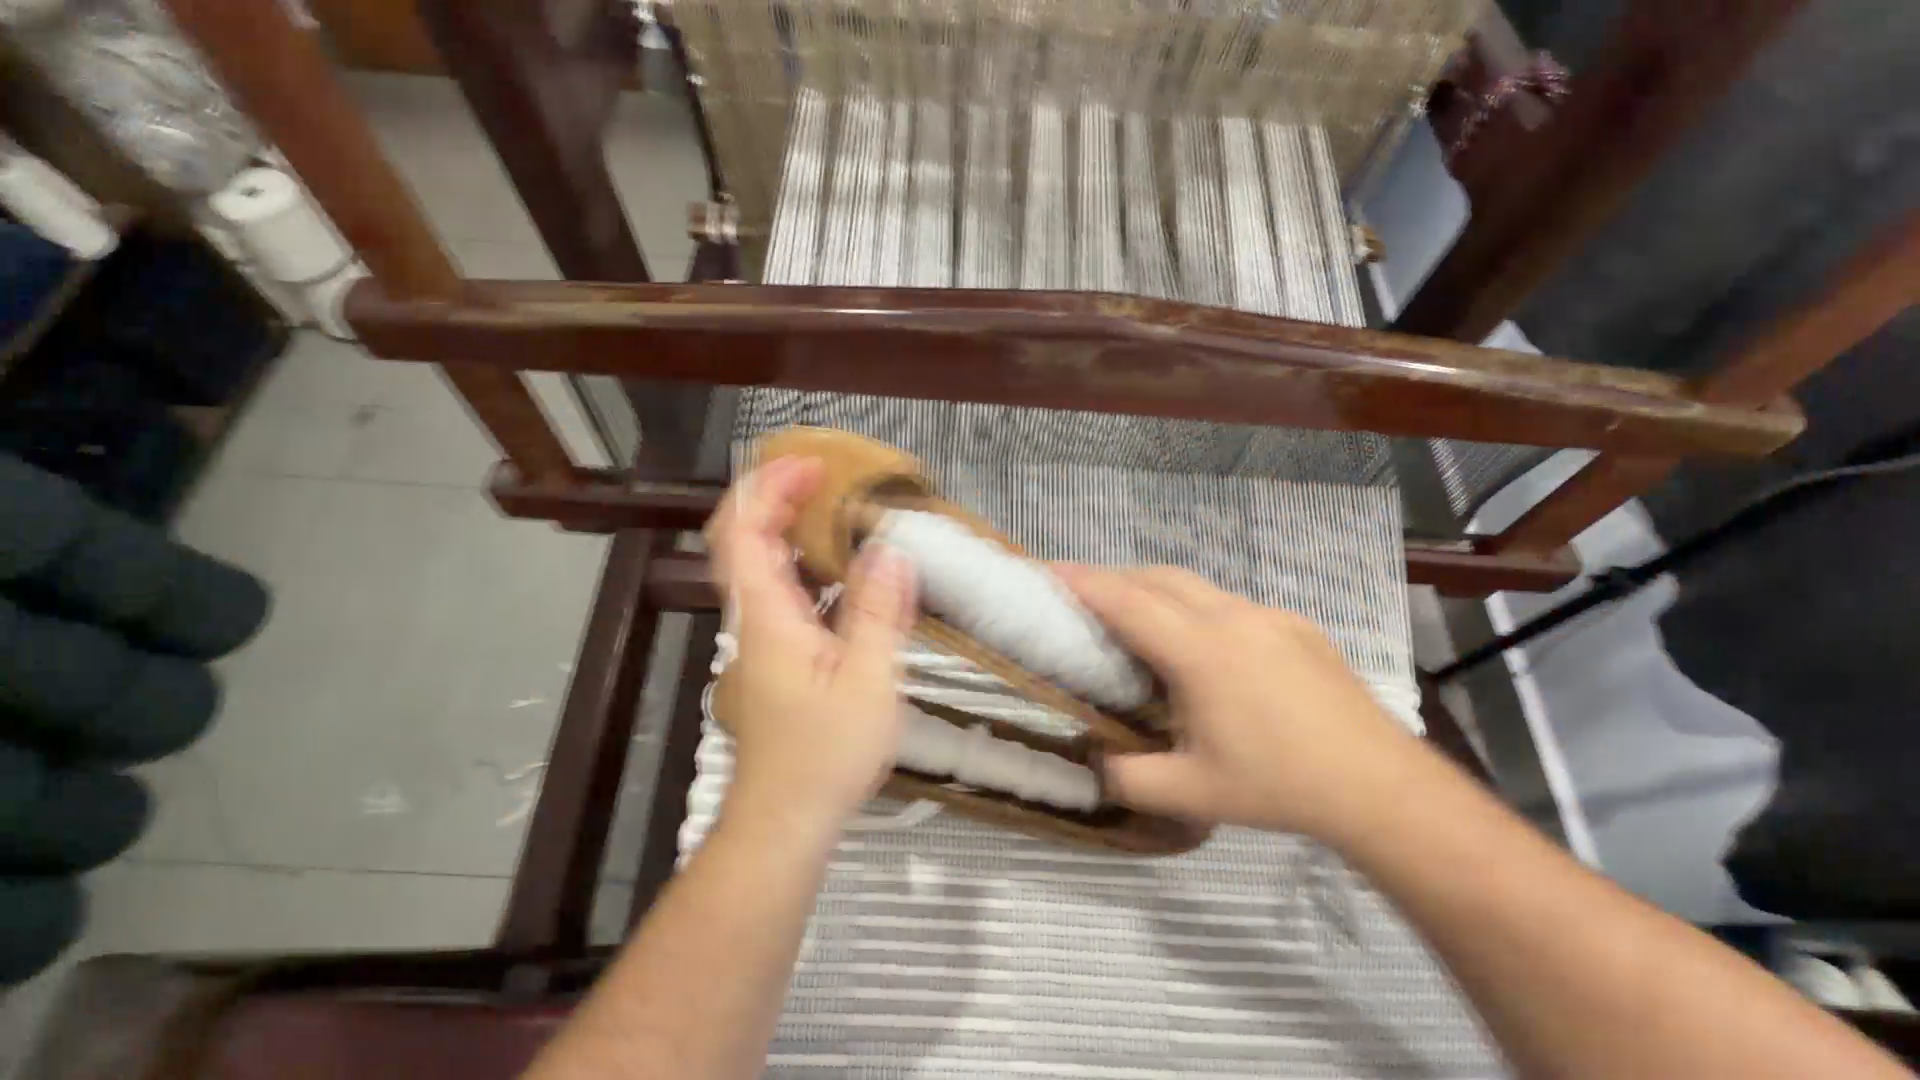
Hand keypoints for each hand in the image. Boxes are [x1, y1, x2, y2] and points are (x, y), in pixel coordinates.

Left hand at [706, 456, 917, 837]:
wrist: (785, 817)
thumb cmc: (824, 754)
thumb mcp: (867, 681)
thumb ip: (877, 611)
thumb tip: (891, 549)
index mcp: (766, 616)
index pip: (743, 531)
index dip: (768, 487)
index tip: (814, 465)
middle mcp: (753, 619)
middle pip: (741, 539)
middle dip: (776, 496)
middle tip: (829, 476)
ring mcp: (760, 639)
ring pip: (758, 565)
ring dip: (788, 526)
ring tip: (838, 507)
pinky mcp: (774, 658)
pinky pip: (779, 591)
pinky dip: (802, 562)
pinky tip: (844, 568)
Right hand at [1062, 566, 1432, 843]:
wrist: (1379, 785)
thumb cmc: (1278, 786)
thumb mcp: (1190, 795)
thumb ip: (1126, 778)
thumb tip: (1093, 761)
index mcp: (1200, 651)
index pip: (1126, 601)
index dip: (1083, 582)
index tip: (1046, 570)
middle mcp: (1233, 618)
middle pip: (1158, 578)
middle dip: (1114, 578)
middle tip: (1082, 594)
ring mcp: (1271, 617)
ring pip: (1199, 587)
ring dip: (1157, 592)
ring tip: (1135, 618)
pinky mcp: (1300, 627)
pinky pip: (1234, 605)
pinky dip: (1199, 609)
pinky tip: (1204, 649)